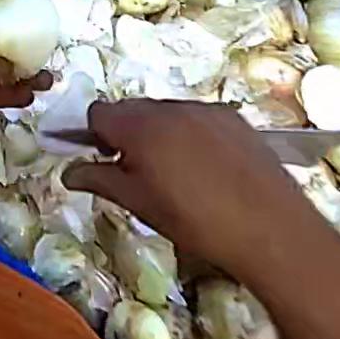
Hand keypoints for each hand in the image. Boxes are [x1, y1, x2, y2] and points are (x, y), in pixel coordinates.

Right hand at [62, 100, 310, 263]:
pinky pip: (196, 117)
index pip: (98, 112)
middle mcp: (166, 107)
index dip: (94, 134)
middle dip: (126, 132)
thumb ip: (98, 180)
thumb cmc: (195, 220)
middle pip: (131, 109)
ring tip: (176, 172)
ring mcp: (202, 109)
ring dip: (159, 132)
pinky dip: (191, 133)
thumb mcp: (138, 203)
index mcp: (137, 126)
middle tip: (137, 169)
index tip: (105, 158)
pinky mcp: (231, 117)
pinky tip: (207, 167)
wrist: (272, 231)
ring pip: (164, 112)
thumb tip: (67, 173)